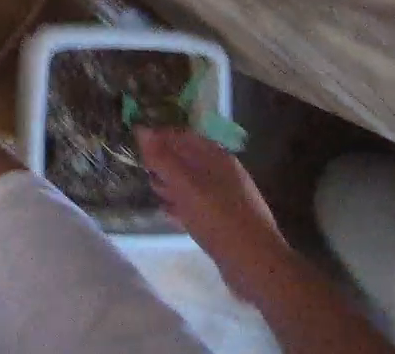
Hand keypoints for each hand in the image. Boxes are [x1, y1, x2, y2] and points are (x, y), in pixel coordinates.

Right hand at [137, 128, 283, 263]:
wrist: (257, 266)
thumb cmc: (219, 218)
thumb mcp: (186, 186)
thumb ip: (162, 158)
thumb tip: (141, 128)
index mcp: (216, 157)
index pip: (182, 136)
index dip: (159, 137)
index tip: (137, 147)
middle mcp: (222, 172)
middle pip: (186, 159)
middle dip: (163, 163)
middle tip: (145, 172)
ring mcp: (225, 197)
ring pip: (191, 183)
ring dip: (171, 185)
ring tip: (155, 193)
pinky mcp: (224, 220)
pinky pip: (197, 205)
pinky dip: (182, 205)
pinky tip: (169, 213)